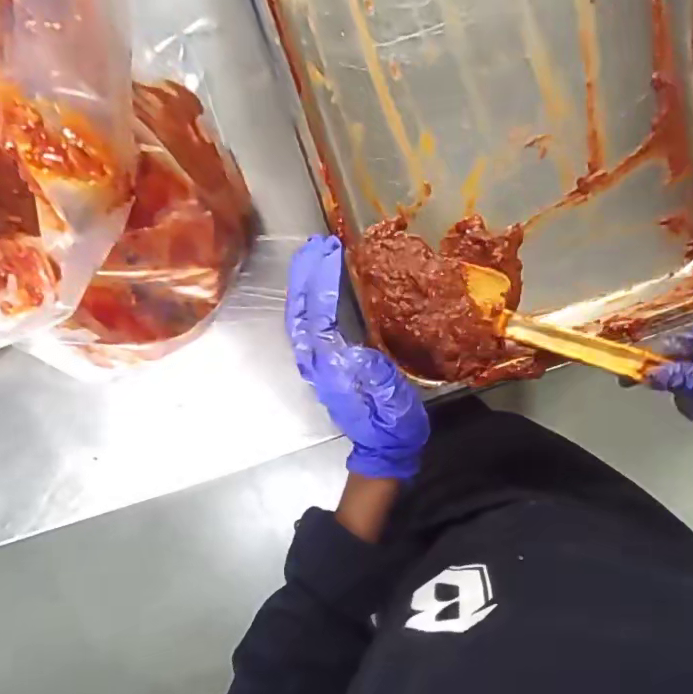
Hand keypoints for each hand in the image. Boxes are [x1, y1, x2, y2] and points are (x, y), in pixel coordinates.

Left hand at [288, 235, 429, 479]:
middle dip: (305, 275)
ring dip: (303, 285)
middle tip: (315, 244)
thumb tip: (357, 350)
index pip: (318, 316)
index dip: (321, 282)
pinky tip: (317, 286)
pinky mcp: (324, 365)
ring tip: (313, 256)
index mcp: (332, 368)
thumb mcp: (392, 401)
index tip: (329, 251)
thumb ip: (375, 375)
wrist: (384, 448)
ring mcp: (317, 364)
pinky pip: (308, 326)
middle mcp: (317, 363)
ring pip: (300, 318)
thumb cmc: (392, 425)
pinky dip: (309, 301)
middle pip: (300, 312)